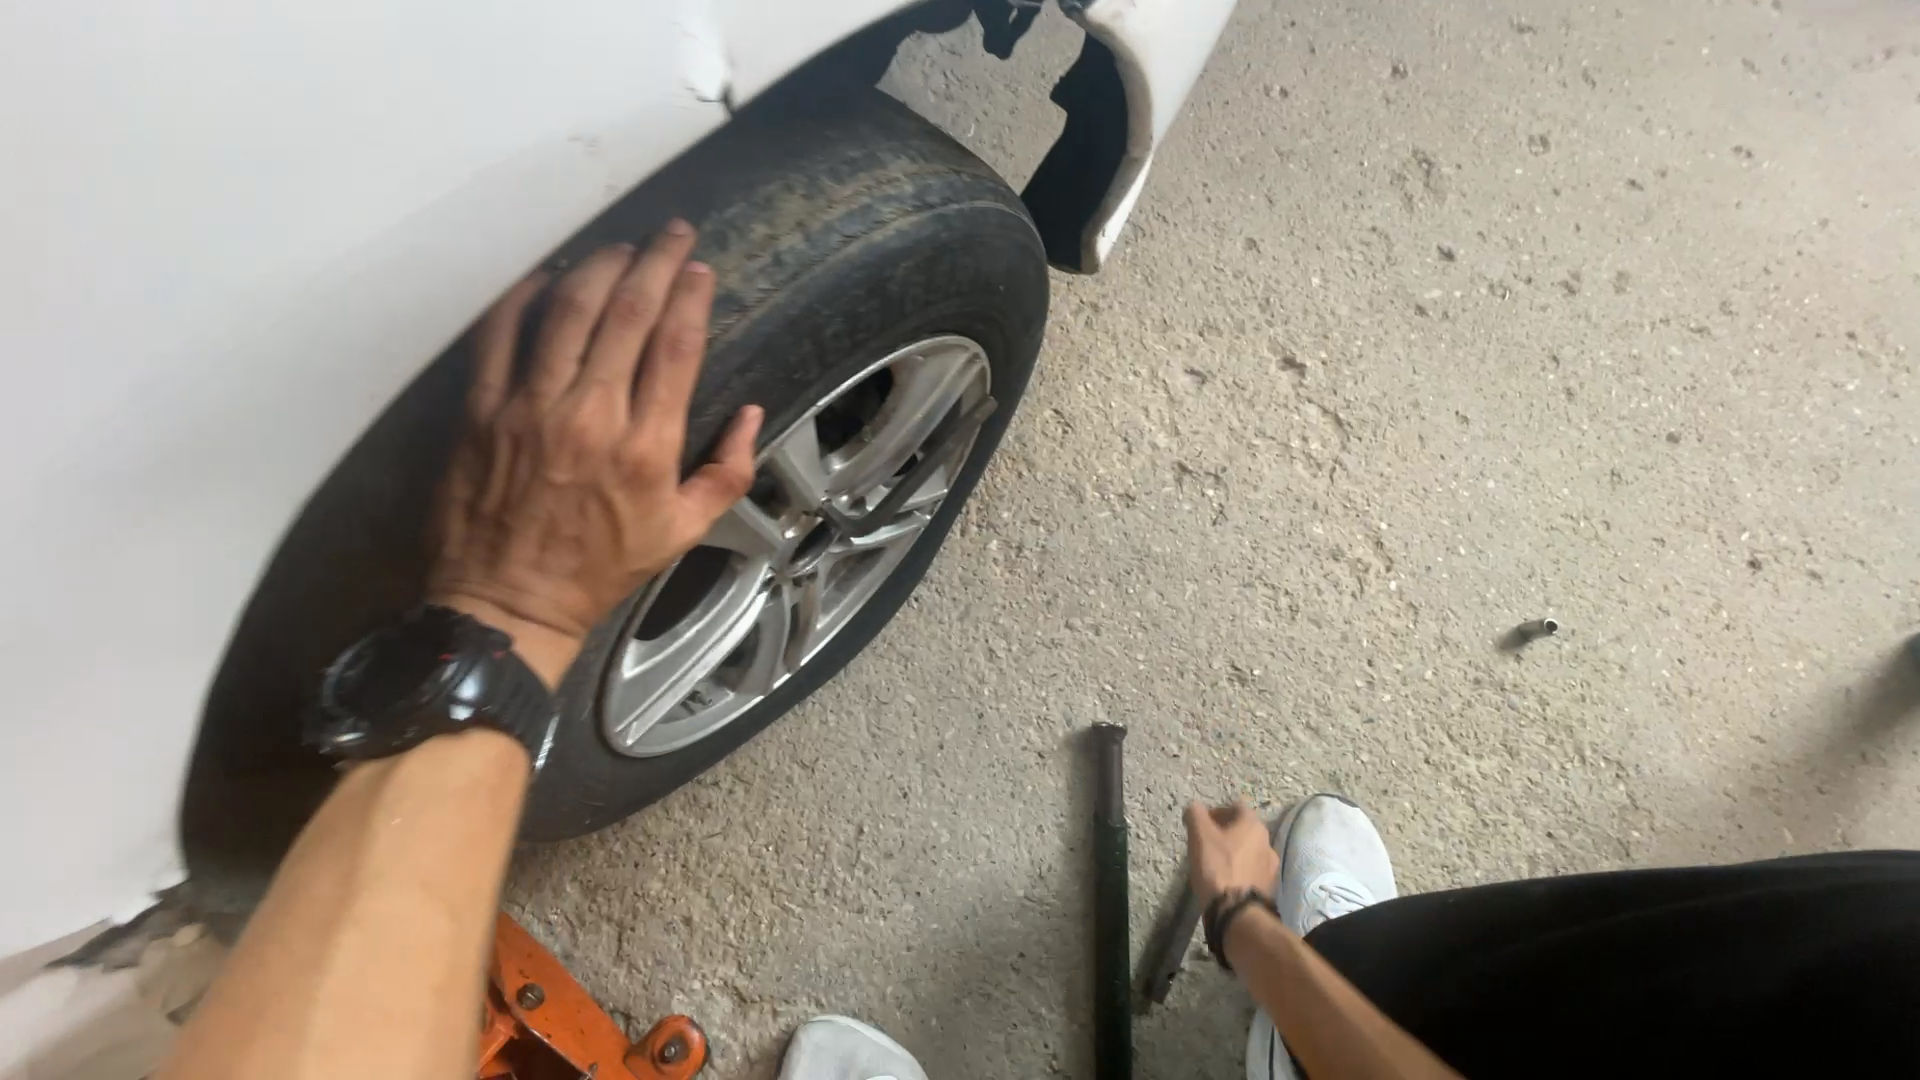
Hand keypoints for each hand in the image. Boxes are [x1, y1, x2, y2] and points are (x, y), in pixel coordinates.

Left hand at [426, 224, 762, 687]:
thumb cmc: (605, 568)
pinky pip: (499, 335)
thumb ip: (728, 472)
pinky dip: (521, 296)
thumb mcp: (685, 531)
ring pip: (566, 312)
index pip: (675, 349)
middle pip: (627, 315)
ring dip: (597, 267)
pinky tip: (544, 274)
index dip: (692, 299)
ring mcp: (530, 407)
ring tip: (621, 246)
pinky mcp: (482, 410)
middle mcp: (591, 415)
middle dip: (655, 263)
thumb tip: (754, 415)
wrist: (509, 600)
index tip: (701, 269)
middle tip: (672, 232)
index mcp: (647, 447)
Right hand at [1184, 799, 1278, 906]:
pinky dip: (1239, 870)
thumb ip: (1196, 814)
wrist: (1237, 913)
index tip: (1201, 823)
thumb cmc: (1218, 867)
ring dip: (1232, 852)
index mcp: (1254, 826)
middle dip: (1224, 832)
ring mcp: (1271, 867)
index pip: (1236, 806)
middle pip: (1243, 829)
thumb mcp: (1199, 835)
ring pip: (1248, 851)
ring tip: (1213, 864)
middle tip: (1205, 842)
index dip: (1217, 811)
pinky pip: (1251, 870)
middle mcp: (1268, 843)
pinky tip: (1225, 880)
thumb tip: (1195, 807)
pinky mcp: (1269, 887)